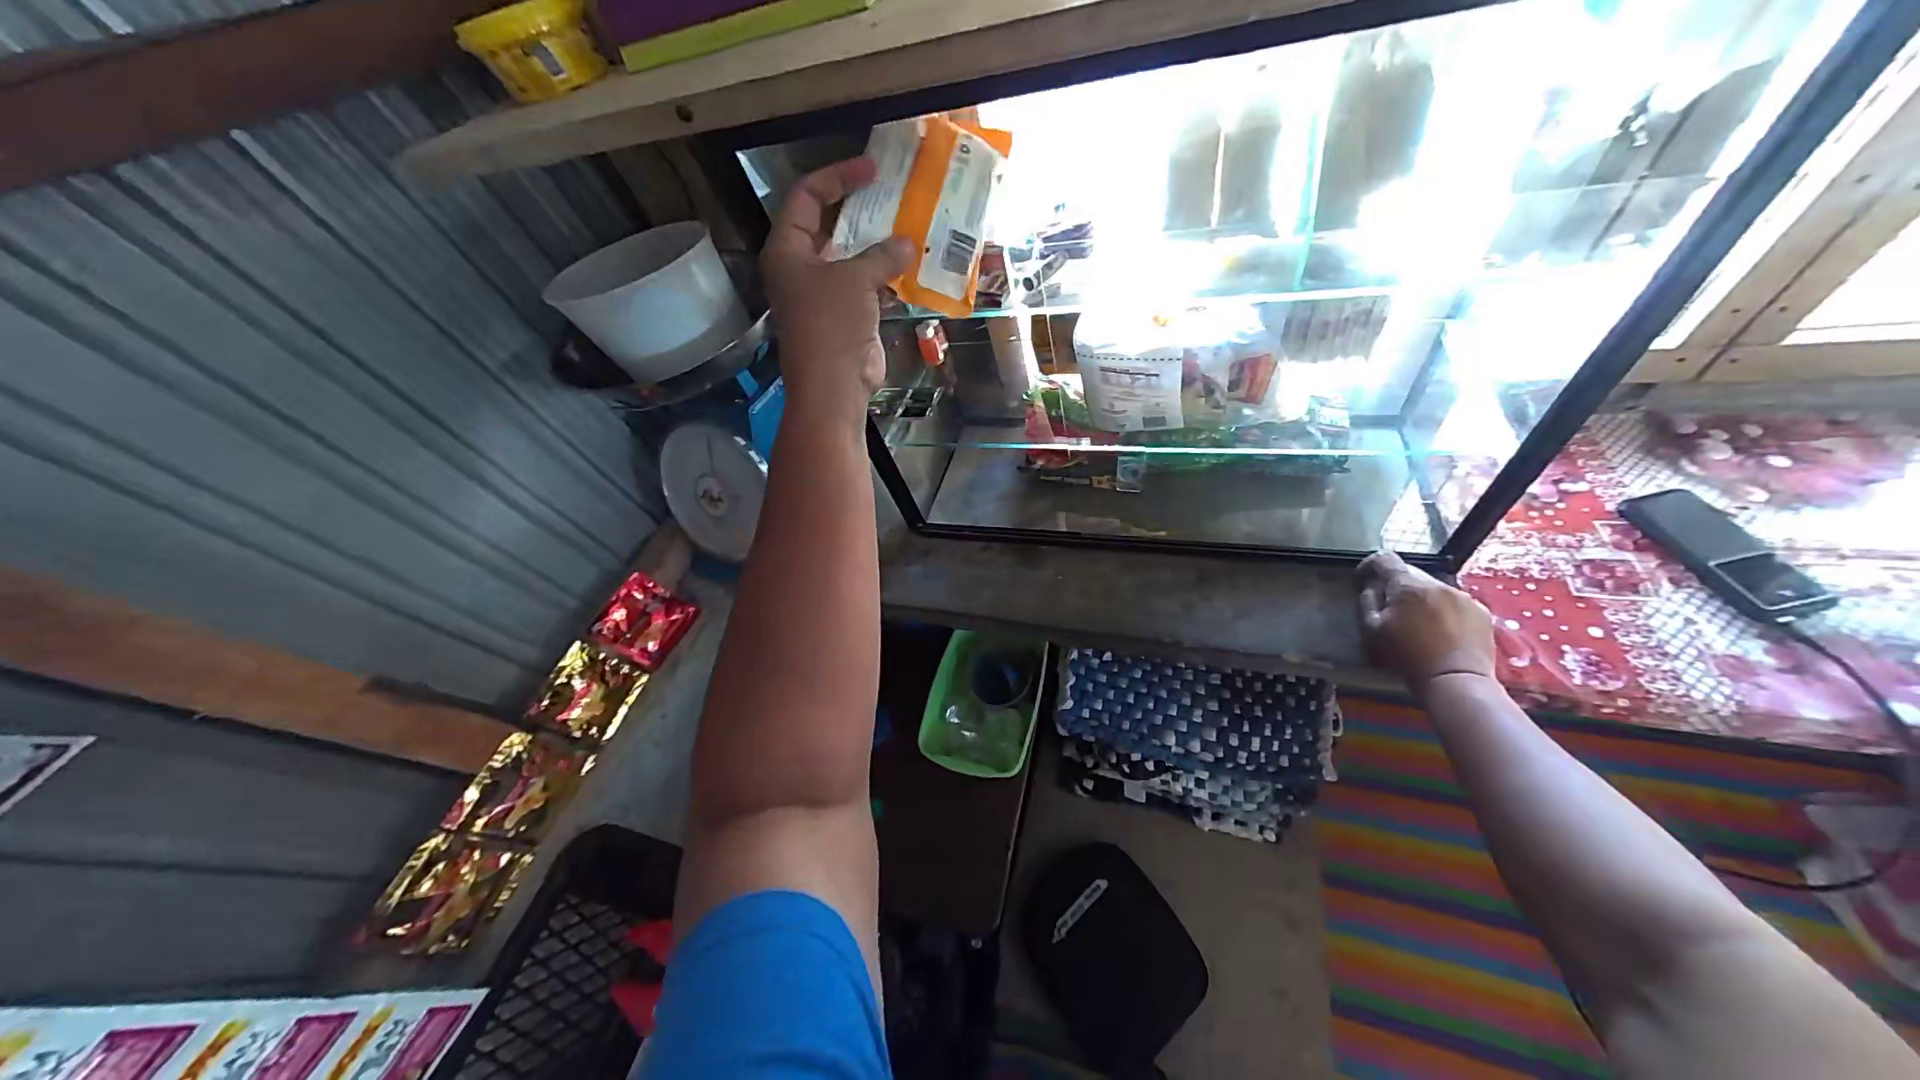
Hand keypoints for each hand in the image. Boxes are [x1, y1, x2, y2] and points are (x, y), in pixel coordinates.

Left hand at [761, 157, 913, 418]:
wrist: (834, 385)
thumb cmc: (832, 326)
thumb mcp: (855, 280)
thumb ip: (882, 254)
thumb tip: (907, 243)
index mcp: (787, 250)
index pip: (806, 196)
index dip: (836, 176)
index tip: (871, 168)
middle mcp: (801, 267)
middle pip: (827, 225)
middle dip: (859, 209)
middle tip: (891, 193)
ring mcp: (823, 292)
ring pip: (850, 256)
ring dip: (877, 244)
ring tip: (907, 225)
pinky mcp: (845, 315)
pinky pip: (865, 285)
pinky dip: (885, 276)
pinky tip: (910, 266)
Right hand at [1357, 550, 1496, 693]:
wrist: (1457, 680)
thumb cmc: (1407, 657)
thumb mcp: (1373, 631)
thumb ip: (1368, 602)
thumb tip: (1371, 588)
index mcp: (1407, 586)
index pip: (1384, 559)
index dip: (1369, 565)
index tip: (1362, 579)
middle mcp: (1437, 584)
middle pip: (1409, 573)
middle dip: (1396, 585)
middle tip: (1389, 606)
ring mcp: (1463, 596)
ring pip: (1433, 588)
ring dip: (1420, 597)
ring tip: (1417, 621)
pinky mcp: (1480, 611)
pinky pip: (1454, 601)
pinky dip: (1442, 609)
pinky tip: (1440, 630)